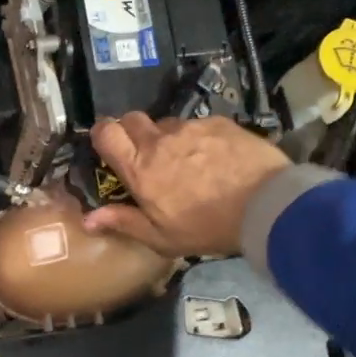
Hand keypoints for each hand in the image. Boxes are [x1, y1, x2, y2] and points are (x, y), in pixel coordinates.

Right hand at [83, 112, 292, 256]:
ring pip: (168, 124)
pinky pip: (198, 125)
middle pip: (132, 119)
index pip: (106, 132)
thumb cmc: (207, 227)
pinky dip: (198, 138)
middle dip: (131, 131)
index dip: (102, 134)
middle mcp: (160, 140)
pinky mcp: (219, 122)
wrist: (267, 206)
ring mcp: (191, 128)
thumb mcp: (162, 237)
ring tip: (186, 160)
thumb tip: (88, 219)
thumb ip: (124, 222)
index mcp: (140, 168)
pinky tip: (214, 158)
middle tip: (143, 154)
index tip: (108, 146)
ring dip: (168, 138)